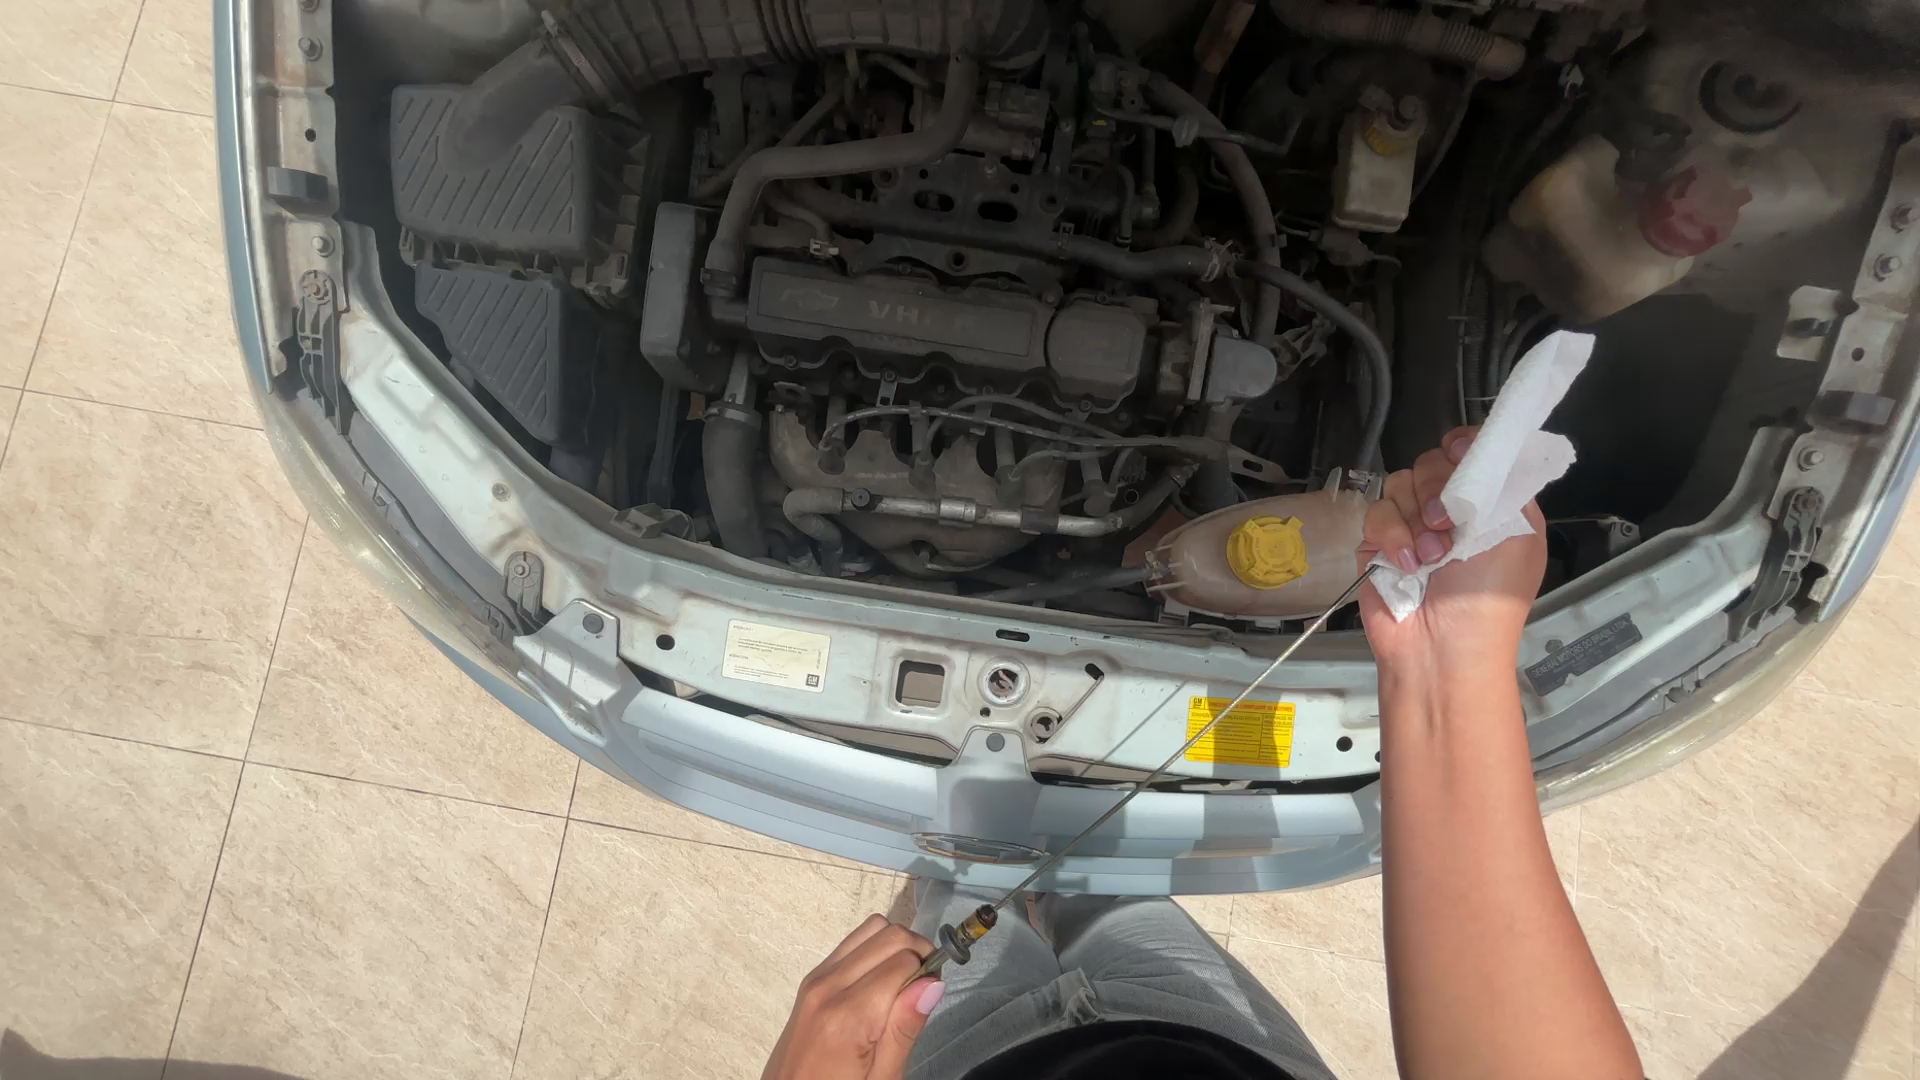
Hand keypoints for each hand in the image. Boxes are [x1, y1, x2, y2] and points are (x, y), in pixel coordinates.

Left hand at [761, 915, 943, 1079]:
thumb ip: (903, 1030)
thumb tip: (933, 981)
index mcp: (847, 1015)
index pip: (904, 959)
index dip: (926, 972)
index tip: (931, 996)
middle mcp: (829, 984)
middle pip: (889, 934)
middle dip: (916, 951)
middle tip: (922, 988)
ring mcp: (817, 976)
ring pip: (873, 928)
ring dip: (895, 946)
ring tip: (902, 983)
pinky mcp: (813, 976)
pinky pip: (854, 941)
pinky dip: (875, 949)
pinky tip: (879, 982)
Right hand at [1356, 426, 1546, 678]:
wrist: (1442, 645)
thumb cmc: (1489, 596)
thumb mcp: (1518, 535)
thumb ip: (1502, 485)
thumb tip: (1475, 448)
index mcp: (1491, 502)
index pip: (1472, 451)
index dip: (1463, 444)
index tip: (1458, 451)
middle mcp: (1450, 508)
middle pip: (1429, 461)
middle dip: (1435, 489)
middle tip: (1445, 524)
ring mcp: (1410, 524)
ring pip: (1397, 485)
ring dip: (1412, 520)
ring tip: (1429, 557)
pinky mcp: (1377, 542)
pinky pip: (1373, 513)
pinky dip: (1390, 537)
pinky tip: (1404, 564)